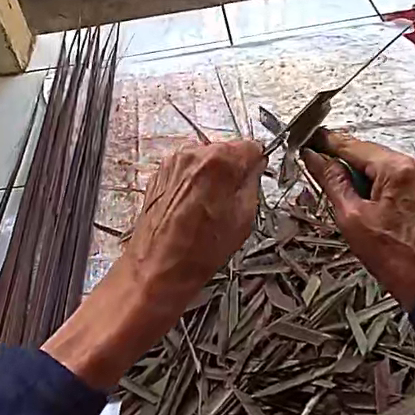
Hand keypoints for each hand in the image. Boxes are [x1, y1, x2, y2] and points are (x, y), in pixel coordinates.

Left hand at [43, 139, 263, 388]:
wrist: (158, 267)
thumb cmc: (197, 251)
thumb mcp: (244, 218)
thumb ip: (252, 184)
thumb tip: (254, 169)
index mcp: (219, 160)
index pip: (250, 147)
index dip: (256, 164)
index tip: (256, 176)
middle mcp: (193, 154)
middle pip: (226, 151)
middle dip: (233, 171)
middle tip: (234, 200)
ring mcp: (173, 163)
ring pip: (205, 160)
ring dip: (212, 177)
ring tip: (212, 209)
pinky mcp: (160, 174)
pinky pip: (187, 171)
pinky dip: (194, 184)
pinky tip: (195, 210)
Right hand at [303, 132, 414, 308]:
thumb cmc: (398, 259)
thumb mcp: (352, 217)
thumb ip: (332, 181)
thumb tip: (316, 159)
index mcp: (399, 169)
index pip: (353, 146)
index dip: (327, 144)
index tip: (312, 141)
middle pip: (373, 157)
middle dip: (348, 167)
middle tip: (326, 178)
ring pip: (389, 171)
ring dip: (368, 181)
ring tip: (355, 207)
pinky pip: (406, 185)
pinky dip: (388, 192)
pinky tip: (379, 214)